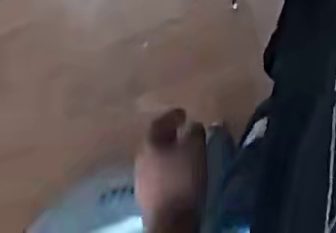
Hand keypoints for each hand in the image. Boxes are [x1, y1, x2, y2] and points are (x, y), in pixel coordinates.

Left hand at [134, 108, 206, 232]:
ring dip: (168, 154)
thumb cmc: (182, 180)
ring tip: (182, 155)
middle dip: (169, 136)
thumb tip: (193, 125)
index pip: (159, 122)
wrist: (170, 223)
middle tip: (183, 133)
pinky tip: (177, 175)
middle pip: (155, 141)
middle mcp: (140, 158)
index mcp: (149, 142)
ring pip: (155, 159)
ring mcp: (140, 179)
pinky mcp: (145, 198)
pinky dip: (166, 171)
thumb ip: (195, 131)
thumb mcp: (195, 149)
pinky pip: (156, 176)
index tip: (184, 114)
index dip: (172, 116)